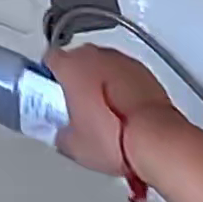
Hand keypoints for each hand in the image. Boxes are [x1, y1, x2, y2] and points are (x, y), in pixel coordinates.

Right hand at [44, 44, 185, 176]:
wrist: (154, 137)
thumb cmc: (115, 136)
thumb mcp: (74, 146)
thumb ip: (60, 132)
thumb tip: (64, 133)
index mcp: (71, 66)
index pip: (50, 58)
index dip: (48, 73)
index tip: (50, 87)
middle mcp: (94, 55)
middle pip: (76, 58)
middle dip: (76, 77)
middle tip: (77, 104)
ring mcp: (119, 59)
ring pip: (101, 64)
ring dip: (99, 79)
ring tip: (103, 110)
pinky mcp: (141, 68)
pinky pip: (123, 72)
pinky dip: (120, 84)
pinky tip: (123, 109)